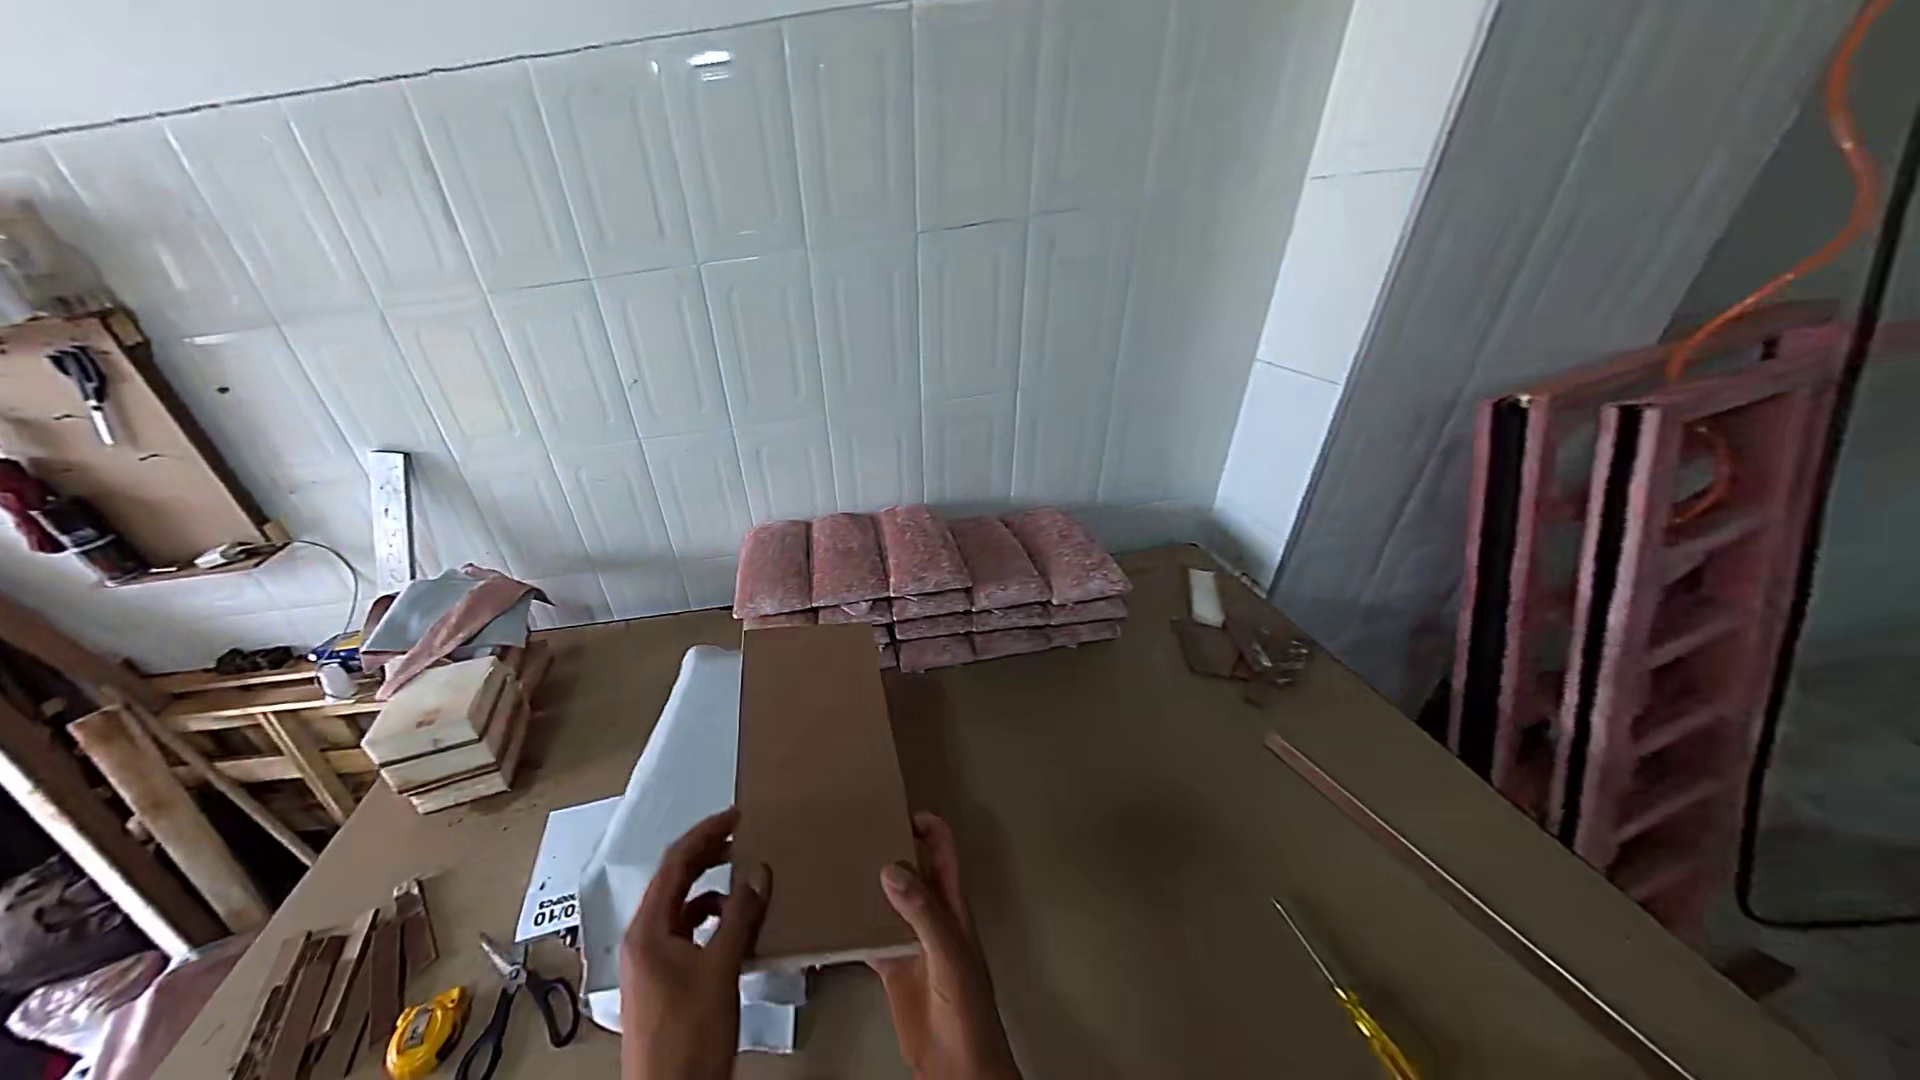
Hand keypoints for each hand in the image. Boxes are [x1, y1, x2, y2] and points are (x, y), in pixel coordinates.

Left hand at [620, 808, 769, 1079]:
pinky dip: (710, 915)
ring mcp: (652, 961)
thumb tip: (759, 871)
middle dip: (707, 852)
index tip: (735, 814)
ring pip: (681, 905)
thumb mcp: (722, 968)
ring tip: (742, 872)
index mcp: (648, 930)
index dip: (705, 833)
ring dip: (710, 884)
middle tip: (741, 832)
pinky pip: (687, 930)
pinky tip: (734, 919)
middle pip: (675, 880)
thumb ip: (740, 915)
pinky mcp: (665, 979)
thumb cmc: (690, 1034)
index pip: (675, 864)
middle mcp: (644, 939)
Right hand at [870, 813, 1022, 1079]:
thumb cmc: (968, 1008)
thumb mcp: (948, 953)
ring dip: (871, 885)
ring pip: (889, 901)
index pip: (944, 853)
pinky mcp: (893, 967)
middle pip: (913, 870)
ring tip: (844, 866)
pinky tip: (836, 921)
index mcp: (952, 906)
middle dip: (893, 847)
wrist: (958, 1065)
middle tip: (864, 831)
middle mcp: (930, 917)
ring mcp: (910, 941)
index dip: (930, 827)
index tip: (902, 811)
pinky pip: (870, 938)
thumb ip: (922, 913)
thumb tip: (893, 871)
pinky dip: (854, 928)